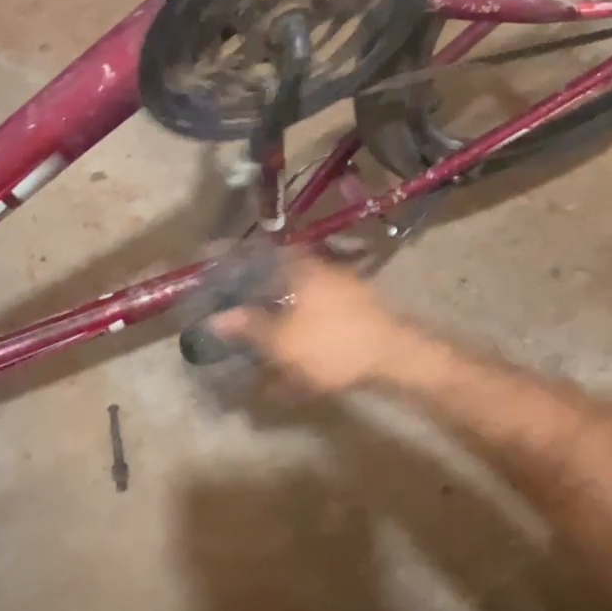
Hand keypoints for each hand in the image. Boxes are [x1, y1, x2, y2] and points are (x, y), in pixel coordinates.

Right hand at [207, 250, 416, 391]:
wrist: (395, 358)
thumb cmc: (332, 344)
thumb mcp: (282, 341)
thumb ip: (249, 327)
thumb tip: (216, 318)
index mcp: (301, 268)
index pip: (262, 252)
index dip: (239, 259)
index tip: (220, 266)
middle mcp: (323, 269)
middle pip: (283, 273)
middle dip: (262, 289)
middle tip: (241, 305)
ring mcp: (345, 288)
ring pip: (303, 295)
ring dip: (284, 311)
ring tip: (265, 333)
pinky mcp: (359, 310)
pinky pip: (321, 313)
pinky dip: (305, 326)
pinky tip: (297, 350)